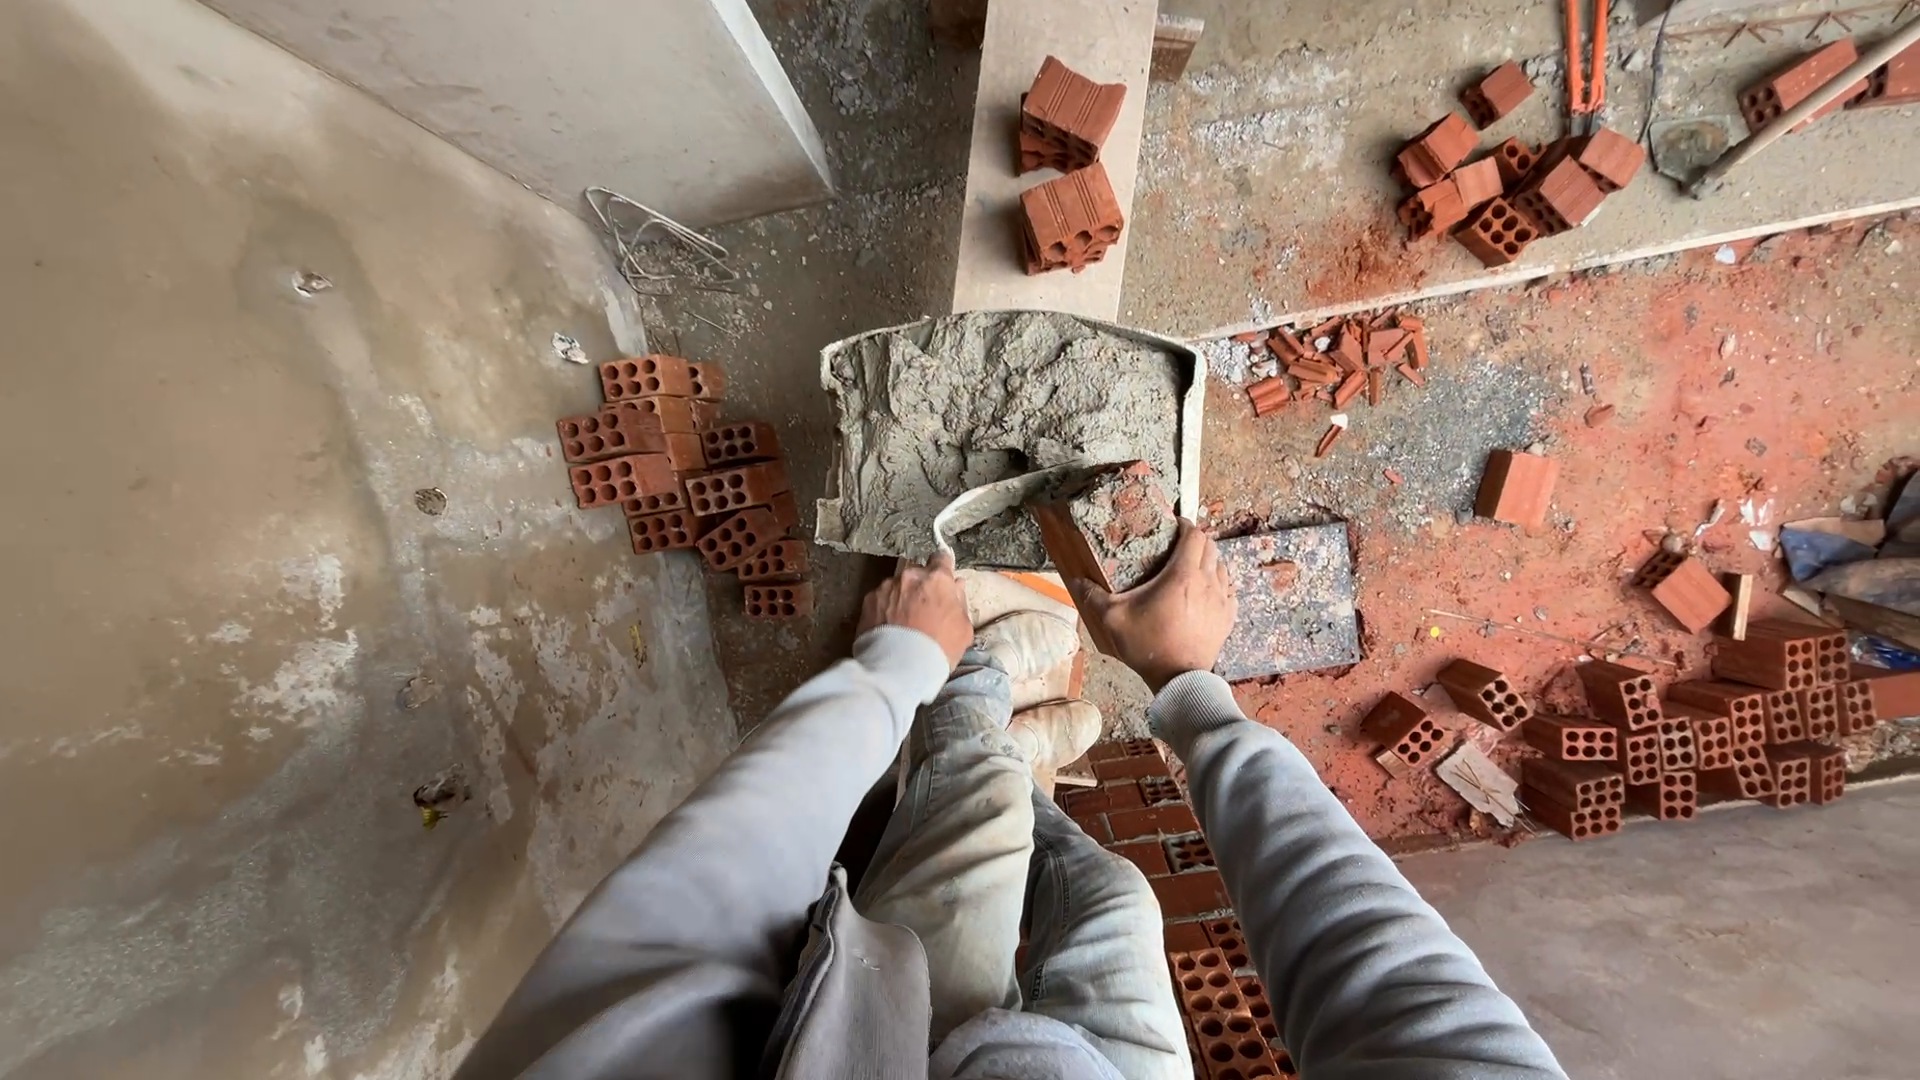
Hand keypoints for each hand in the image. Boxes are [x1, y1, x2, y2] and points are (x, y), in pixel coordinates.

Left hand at [858, 552, 972, 668]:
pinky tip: (889, 628)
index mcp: (937, 579)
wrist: (899, 668)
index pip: (941, 558)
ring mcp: (887, 587)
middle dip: (920, 586)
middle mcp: (910, 576)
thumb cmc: (937, 649)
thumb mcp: (963, 629)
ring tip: (903, 623)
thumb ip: (960, 601)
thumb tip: (956, 585)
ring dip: (901, 597)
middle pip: (917, 573)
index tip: (942, 577)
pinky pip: (881, 599)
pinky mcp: (868, 601)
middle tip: (923, 609)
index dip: (942, 568)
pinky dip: (885, 608)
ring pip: (897, 586)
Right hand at [1068, 521, 1236, 691]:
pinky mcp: (1228, 617)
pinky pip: (1229, 589)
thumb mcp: (1113, 619)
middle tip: (1178, 544)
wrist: (1179, 679)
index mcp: (1183, 575)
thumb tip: (1076, 580)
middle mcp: (1208, 582)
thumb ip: (1094, 596)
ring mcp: (1222, 600)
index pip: (1195, 536)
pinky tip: (1207, 589)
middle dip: (1196, 540)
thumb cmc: (1148, 645)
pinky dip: (1219, 581)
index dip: (1186, 525)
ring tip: (1191, 565)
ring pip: (1222, 566)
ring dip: (1208, 560)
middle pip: (1211, 546)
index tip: (1173, 525)